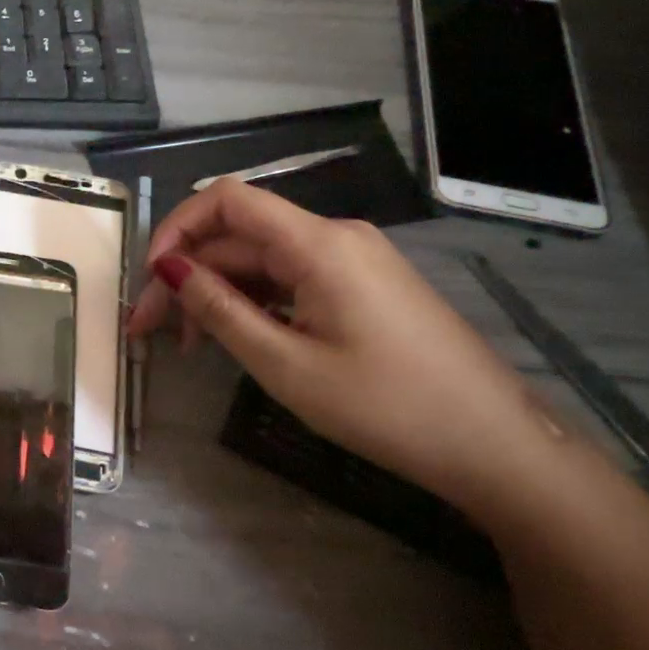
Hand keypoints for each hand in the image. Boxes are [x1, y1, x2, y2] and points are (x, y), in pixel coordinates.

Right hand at [127, 181, 557, 508]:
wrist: (498, 449)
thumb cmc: (388, 407)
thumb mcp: (287, 365)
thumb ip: (221, 310)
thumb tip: (168, 269)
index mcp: (319, 243)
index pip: (227, 200)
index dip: (177, 226)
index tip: (150, 276)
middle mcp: (334, 237)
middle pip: (238, 238)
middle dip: (187, 277)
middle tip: (149, 331)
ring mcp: (352, 262)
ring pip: (261, 262)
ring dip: (218, 295)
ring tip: (188, 347)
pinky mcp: (363, 287)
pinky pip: (291, 279)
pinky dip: (254, 303)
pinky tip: (235, 339)